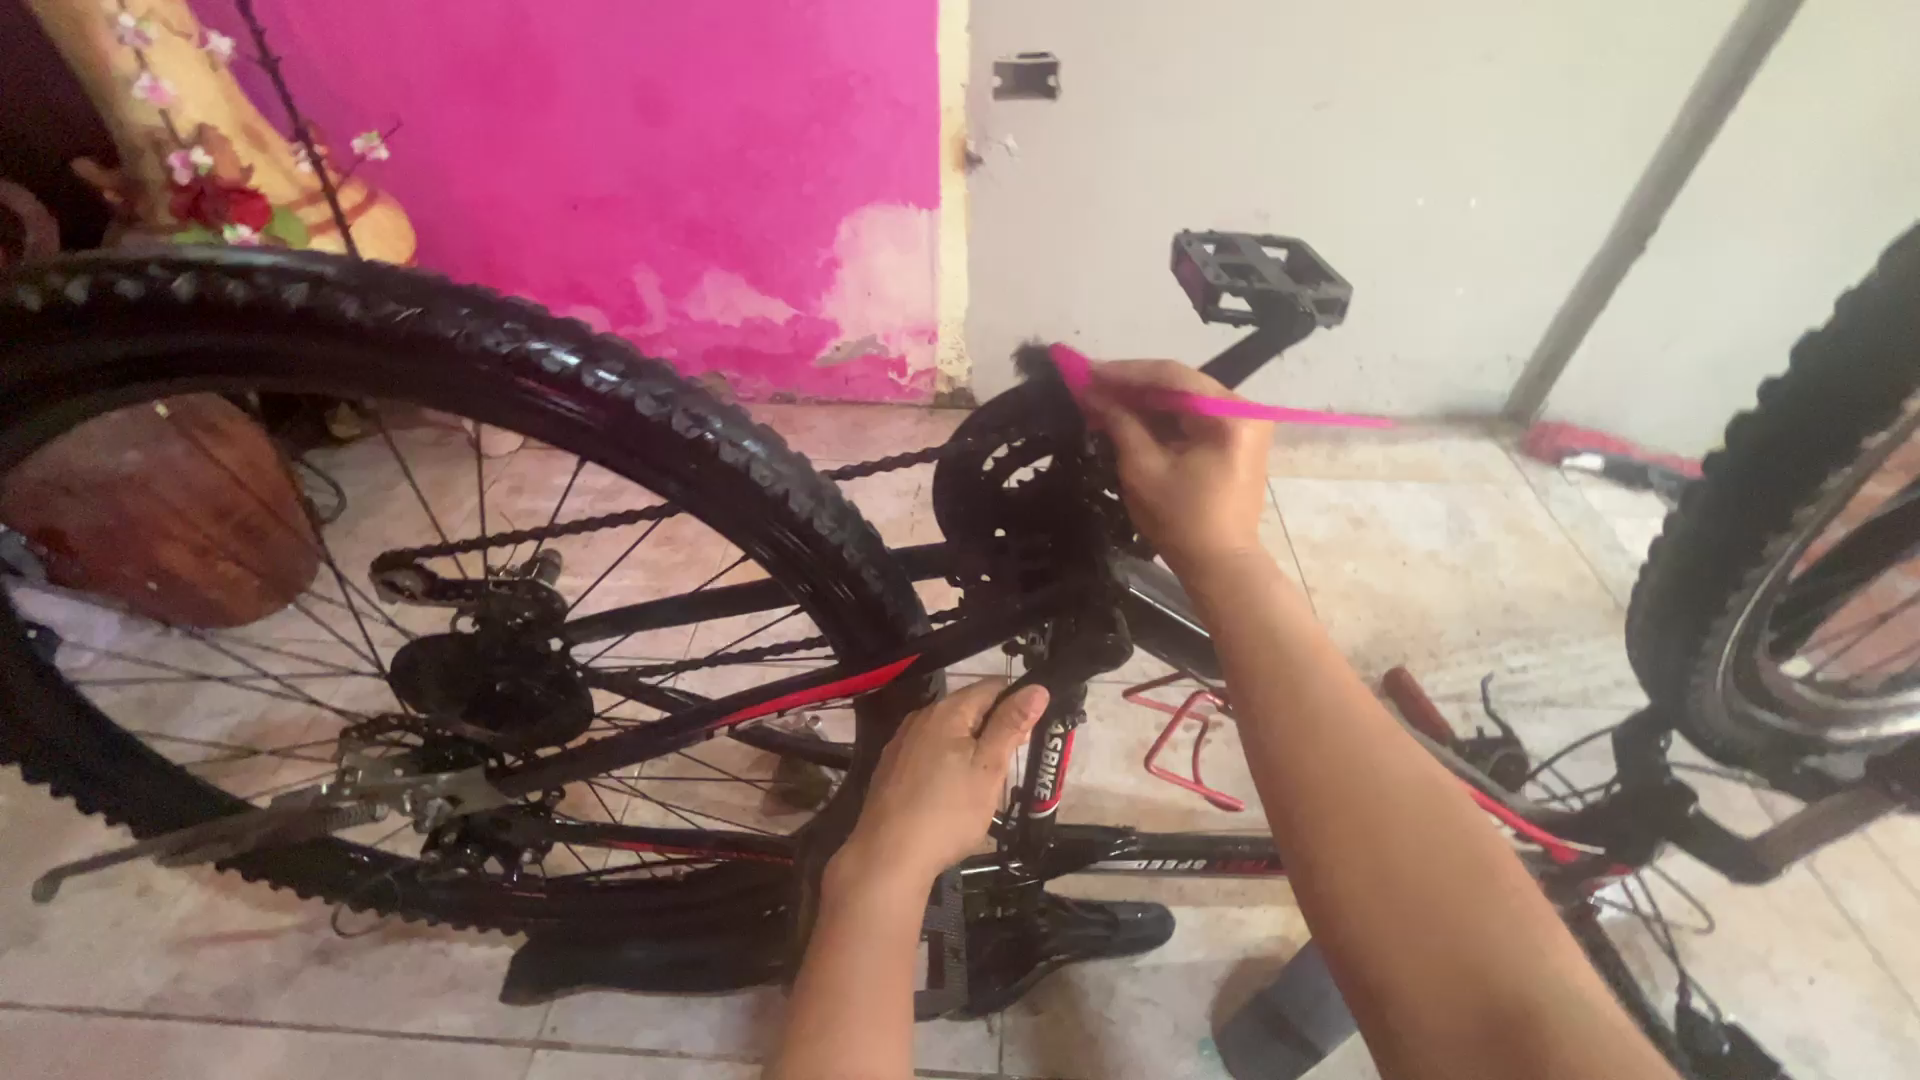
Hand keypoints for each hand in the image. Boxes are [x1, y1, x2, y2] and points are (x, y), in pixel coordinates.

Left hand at [834, 679, 1050, 887]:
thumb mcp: (988, 768)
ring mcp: (902, 742)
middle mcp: (921, 717)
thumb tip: (1037, 688)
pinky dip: (947, 760)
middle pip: (969, 707)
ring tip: (984, 781)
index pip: (992, 686)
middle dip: (994, 727)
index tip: (1030, 734)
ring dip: (971, 745)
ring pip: (948, 731)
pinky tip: (951, 790)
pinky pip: (929, 750)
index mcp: (947, 711)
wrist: (887, 856)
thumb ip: (1011, 725)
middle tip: (1008, 765)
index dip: (1017, 703)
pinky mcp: (892, 766)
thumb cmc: (948, 812)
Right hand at [1084, 359, 1273, 572]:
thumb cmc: (1181, 521)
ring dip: (1141, 400)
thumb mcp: (1143, 470)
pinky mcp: (1232, 439)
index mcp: (1228, 415)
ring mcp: (1240, 424)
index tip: (1086, 371)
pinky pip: (1189, 417)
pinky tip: (1126, 415)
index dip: (1124, 372)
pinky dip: (1158, 417)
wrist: (1219, 564)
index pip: (1171, 377)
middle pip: (1178, 384)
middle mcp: (1242, 410)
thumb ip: (1120, 423)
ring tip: (1100, 398)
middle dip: (1131, 385)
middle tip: (1088, 384)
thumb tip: (1091, 392)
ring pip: (1181, 399)